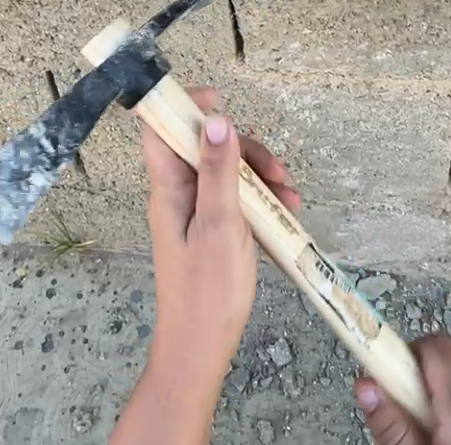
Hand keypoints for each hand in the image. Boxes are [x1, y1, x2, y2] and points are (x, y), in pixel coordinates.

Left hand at [111, 89, 298, 444]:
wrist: (201, 350)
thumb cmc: (207, 292)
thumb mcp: (219, 225)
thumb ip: (218, 170)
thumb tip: (215, 118)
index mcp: (169, 187)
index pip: (160, 128)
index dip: (183, 105)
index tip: (219, 101)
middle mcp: (178, 192)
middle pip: (204, 145)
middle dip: (244, 148)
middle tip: (276, 171)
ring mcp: (196, 210)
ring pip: (225, 170)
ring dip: (259, 175)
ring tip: (290, 198)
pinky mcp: (212, 228)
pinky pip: (235, 197)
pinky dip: (260, 199)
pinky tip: (286, 212)